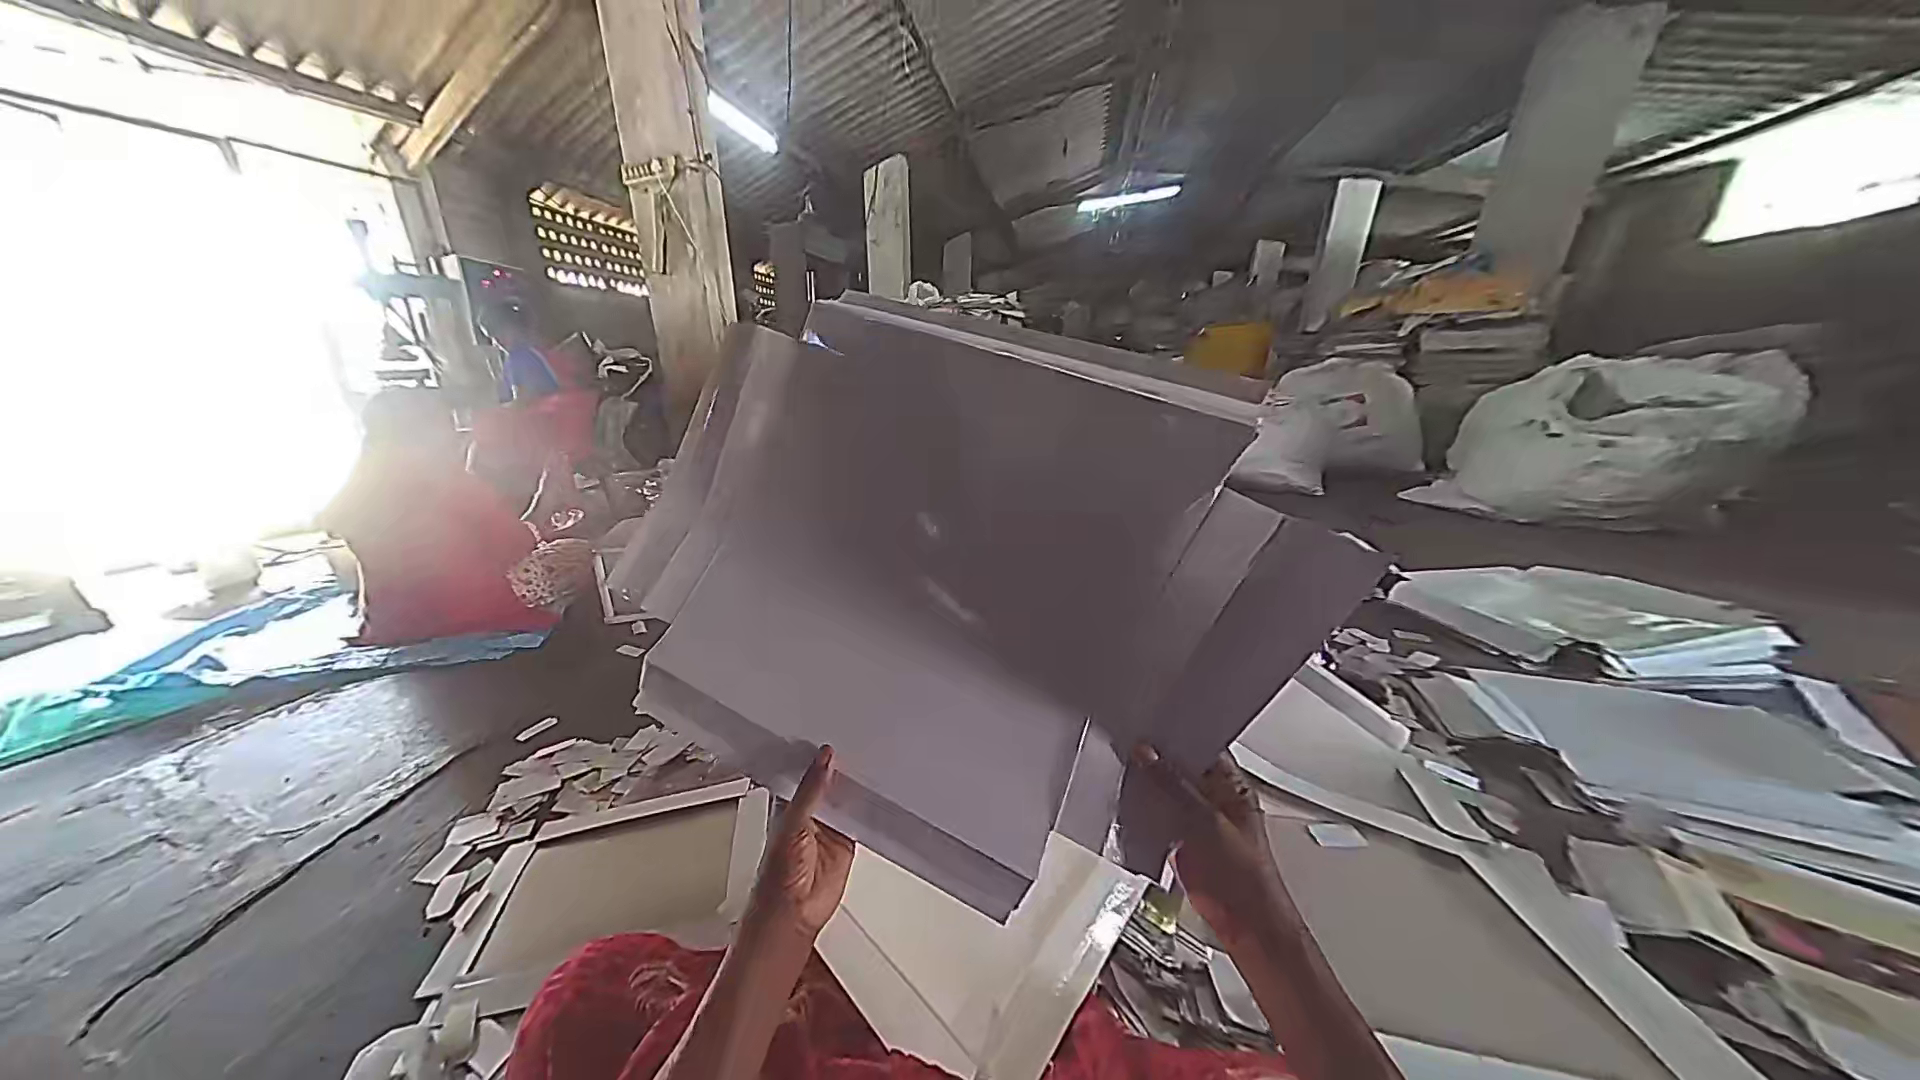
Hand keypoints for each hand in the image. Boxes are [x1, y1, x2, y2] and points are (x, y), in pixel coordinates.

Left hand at [748, 746, 855, 938]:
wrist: (793, 914)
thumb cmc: (777, 876)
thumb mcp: (794, 823)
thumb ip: (811, 791)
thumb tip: (824, 759)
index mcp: (791, 803)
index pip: (808, 772)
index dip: (819, 757)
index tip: (834, 737)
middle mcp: (811, 812)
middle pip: (830, 783)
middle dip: (842, 769)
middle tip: (858, 745)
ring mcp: (830, 826)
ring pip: (847, 798)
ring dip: (856, 787)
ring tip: (872, 764)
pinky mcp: (847, 840)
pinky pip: (861, 819)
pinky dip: (868, 809)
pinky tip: (876, 796)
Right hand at [1134, 744, 1283, 951]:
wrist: (1246, 926)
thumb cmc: (1247, 877)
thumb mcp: (1208, 822)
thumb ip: (1175, 786)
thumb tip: (1148, 754)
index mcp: (1232, 786)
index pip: (1202, 747)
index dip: (1177, 734)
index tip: (1150, 724)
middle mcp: (1214, 799)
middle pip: (1180, 769)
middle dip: (1156, 759)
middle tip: (1130, 745)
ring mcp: (1197, 820)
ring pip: (1166, 792)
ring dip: (1147, 785)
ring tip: (1123, 768)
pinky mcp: (1182, 839)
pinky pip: (1158, 816)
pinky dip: (1143, 810)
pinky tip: (1126, 802)